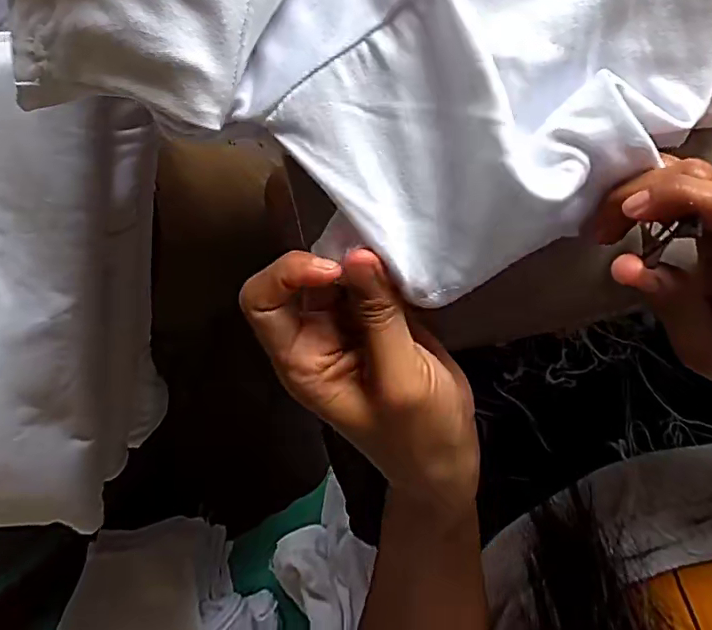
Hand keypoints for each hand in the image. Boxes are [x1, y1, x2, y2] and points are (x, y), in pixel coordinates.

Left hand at [241, 248, 478, 510]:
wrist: (448, 457)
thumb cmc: (419, 432)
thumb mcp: (401, 379)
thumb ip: (380, 316)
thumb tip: (359, 254)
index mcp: (303, 359)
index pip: (263, 302)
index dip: (289, 275)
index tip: (337, 270)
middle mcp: (316, 336)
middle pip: (299, 278)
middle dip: (332, 258)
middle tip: (374, 256)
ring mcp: (346, 325)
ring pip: (336, 271)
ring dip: (361, 259)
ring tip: (394, 260)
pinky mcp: (377, 317)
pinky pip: (368, 278)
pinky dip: (382, 266)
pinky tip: (404, 270)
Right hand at [592, 158, 711, 409]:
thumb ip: (675, 308)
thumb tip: (623, 265)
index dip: (688, 197)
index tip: (631, 213)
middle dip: (648, 192)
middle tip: (601, 226)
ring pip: (706, 176)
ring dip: (648, 189)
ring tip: (611, 222)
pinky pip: (704, 185)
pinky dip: (661, 193)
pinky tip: (637, 216)